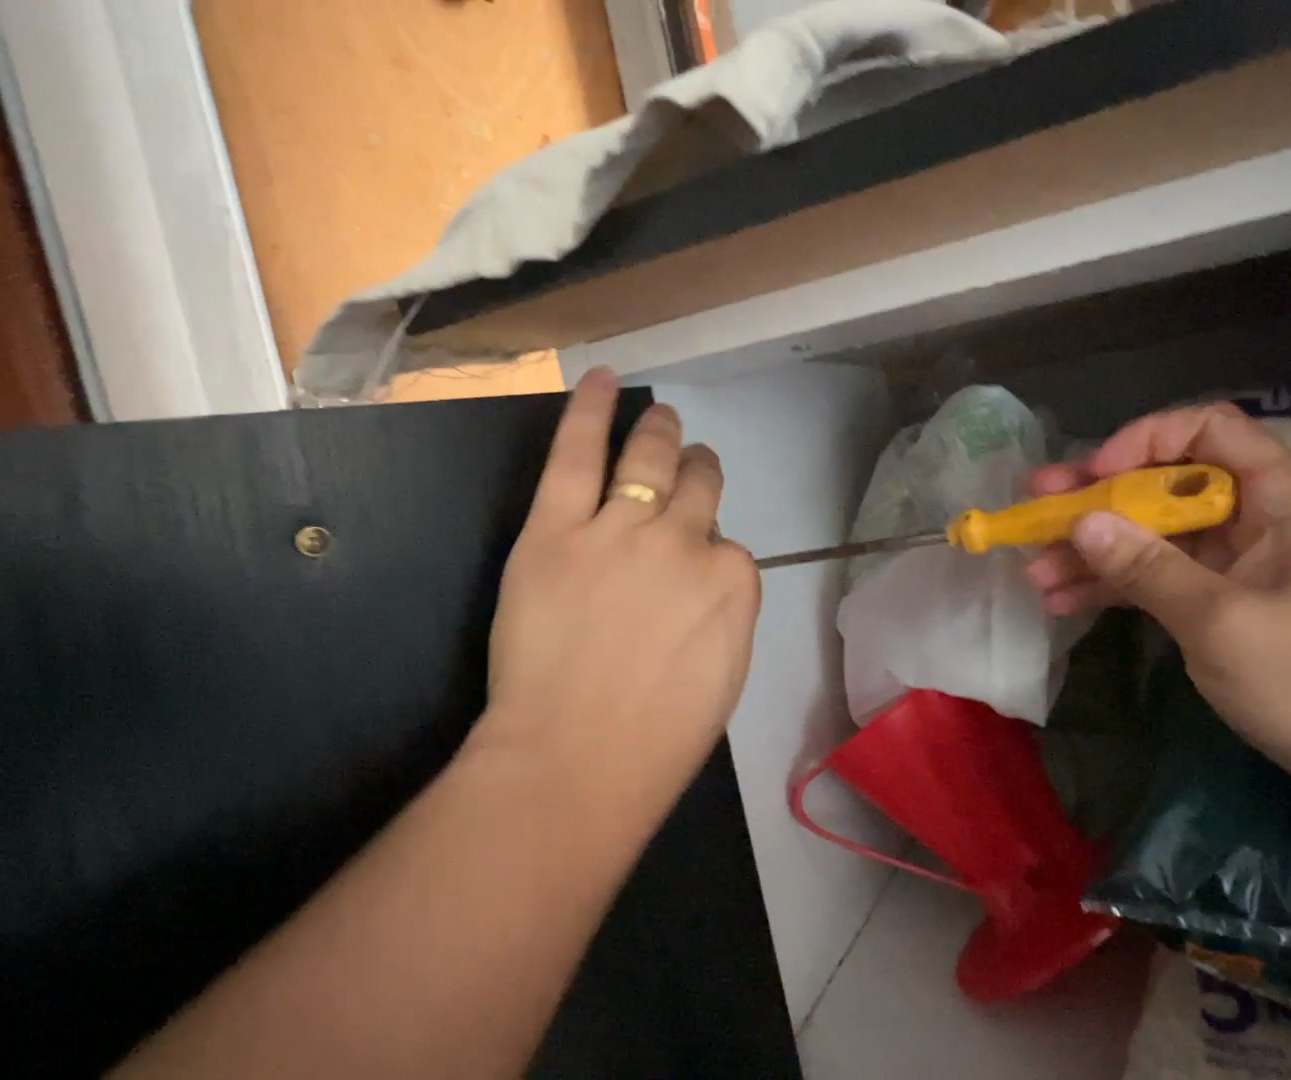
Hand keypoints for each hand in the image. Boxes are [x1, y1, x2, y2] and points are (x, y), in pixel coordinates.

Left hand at [469, 369, 760, 828]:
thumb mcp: (722, 673)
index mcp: (734, 581)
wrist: (577, 760)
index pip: (727, 543)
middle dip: (698, 470)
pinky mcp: (556, 528)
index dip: (707, 547)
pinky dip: (590, 411)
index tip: (690, 559)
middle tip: (692, 459)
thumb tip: (702, 579)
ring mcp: (621, 527)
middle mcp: (686, 540)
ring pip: (648, 460)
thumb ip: (721, 612)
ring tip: (661, 416)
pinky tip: (601, 381)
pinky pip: (577, 455)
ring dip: (660, 433)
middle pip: (698, 488)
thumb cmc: (657, 740)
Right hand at [1026, 403, 1290, 809]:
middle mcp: (1261, 514)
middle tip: (1034, 512)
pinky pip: (1163, 575)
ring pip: (1157, 533)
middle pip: (1168, 483)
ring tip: (1037, 574)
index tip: (1088, 479)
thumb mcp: (1221, 622)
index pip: (1206, 431)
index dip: (1140, 442)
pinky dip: (1119, 586)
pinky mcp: (1228, 599)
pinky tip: (1067, 603)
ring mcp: (1243, 559)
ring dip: (1098, 551)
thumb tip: (1081, 522)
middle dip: (1099, 501)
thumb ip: (1147, 568)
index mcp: (1283, 496)